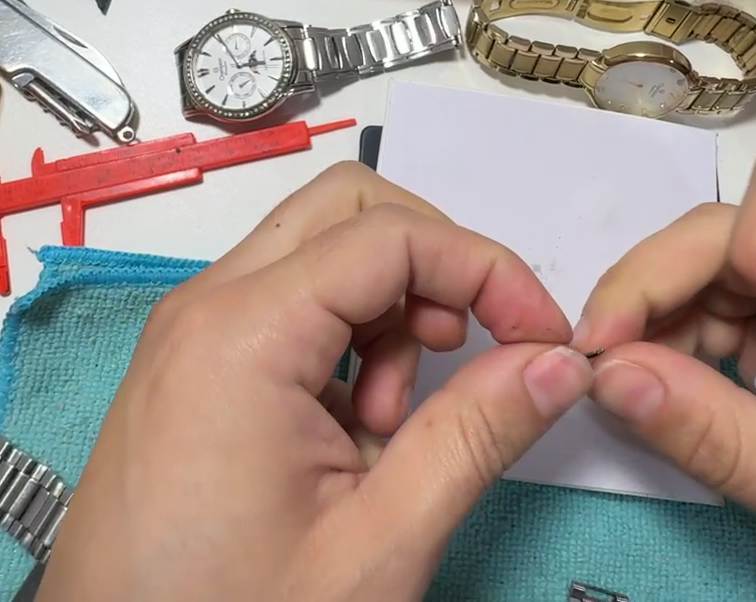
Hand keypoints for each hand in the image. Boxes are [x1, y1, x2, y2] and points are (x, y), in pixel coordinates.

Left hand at [45, 163, 593, 598]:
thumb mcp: (375, 548)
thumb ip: (475, 436)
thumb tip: (559, 362)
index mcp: (244, 332)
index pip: (390, 237)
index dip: (485, 268)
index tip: (541, 333)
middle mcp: (209, 302)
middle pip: (346, 208)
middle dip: (430, 260)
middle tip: (462, 346)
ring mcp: (196, 325)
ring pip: (322, 247)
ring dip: (387, 305)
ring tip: (391, 419)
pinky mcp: (197, 355)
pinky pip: (293, 297)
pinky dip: (348, 333)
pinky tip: (352, 424)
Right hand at [574, 137, 755, 601]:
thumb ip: (729, 444)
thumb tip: (604, 375)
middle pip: (739, 225)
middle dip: (665, 278)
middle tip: (602, 346)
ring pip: (715, 269)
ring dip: (658, 312)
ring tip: (619, 372)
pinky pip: (717, 320)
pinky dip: (673, 346)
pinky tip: (652, 384)